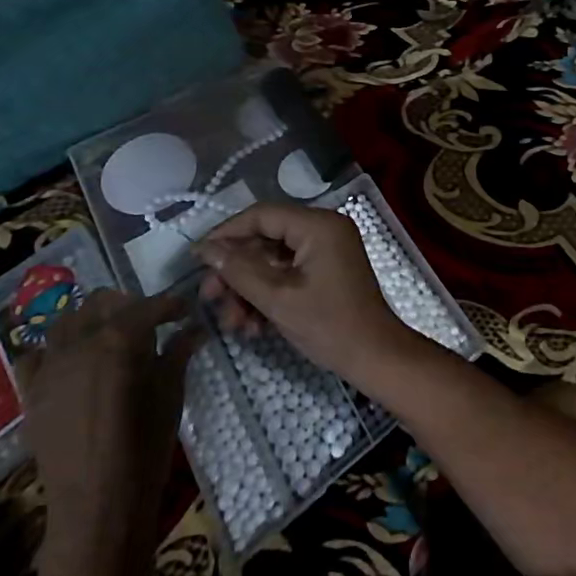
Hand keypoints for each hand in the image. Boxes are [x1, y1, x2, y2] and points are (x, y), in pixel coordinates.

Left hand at [18, 289, 204, 523]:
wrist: (97, 504)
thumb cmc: (144, 449)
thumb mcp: (170, 396)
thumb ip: (178, 355)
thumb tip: (194, 329)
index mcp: (119, 338)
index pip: (149, 307)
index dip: (171, 305)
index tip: (185, 311)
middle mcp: (80, 340)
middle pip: (102, 303)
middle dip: (128, 306)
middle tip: (149, 324)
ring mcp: (50, 363)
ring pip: (67, 321)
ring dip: (91, 321)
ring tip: (109, 339)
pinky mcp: (31, 390)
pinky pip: (36, 355)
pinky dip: (54, 351)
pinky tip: (70, 364)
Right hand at [194, 203, 418, 383]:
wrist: (376, 359)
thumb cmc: (329, 326)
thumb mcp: (277, 298)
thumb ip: (239, 270)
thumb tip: (205, 249)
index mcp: (318, 225)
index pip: (261, 216)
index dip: (226, 234)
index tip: (199, 258)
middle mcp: (323, 229)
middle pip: (265, 240)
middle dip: (236, 272)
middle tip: (210, 297)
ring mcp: (326, 251)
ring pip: (272, 261)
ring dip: (248, 290)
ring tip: (232, 323)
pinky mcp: (325, 271)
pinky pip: (287, 273)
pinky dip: (268, 296)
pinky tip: (252, 326)